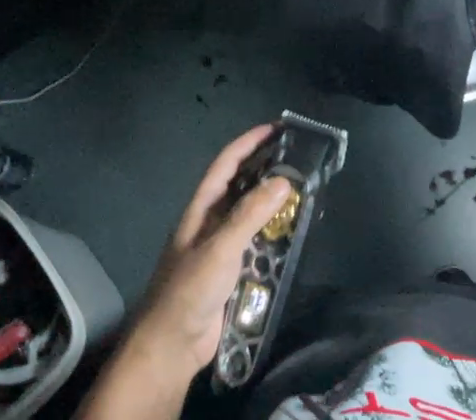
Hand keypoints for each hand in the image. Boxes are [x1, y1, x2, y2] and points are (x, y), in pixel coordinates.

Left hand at [127, 126, 293, 380]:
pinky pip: (257, 245)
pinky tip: (295, 234)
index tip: (276, 128)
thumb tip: (284, 180)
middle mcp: (211, 223)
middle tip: (299, 157)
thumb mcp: (221, 249)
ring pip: (251, 216)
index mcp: (201, 210)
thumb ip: (250, 215)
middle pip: (240, 186)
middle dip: (265, 169)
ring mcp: (221, 249)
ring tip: (304, 190)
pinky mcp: (232, 274)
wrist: (171, 347)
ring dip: (273, 204)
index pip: (226, 165)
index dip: (248, 143)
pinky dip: (275, 236)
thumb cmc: (189, 291)